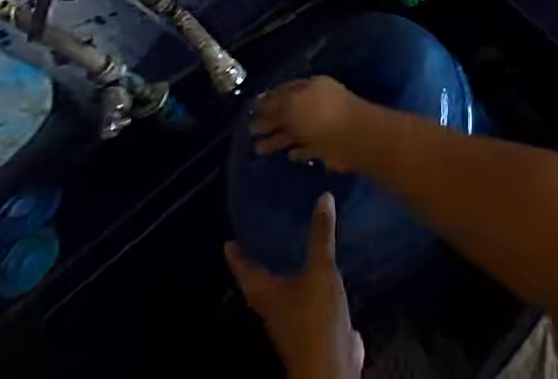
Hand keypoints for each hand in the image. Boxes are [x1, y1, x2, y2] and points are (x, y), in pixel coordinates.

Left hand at [225, 192, 364, 378]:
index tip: (228, 244)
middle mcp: (273, 307)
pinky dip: (304, 284)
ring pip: (280, 292)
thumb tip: (323, 196)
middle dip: (257, 266)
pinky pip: (302, 299)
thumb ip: (321, 236)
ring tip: (288, 252)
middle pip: (258, 285)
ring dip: (281, 274)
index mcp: (267, 293)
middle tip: (259, 242)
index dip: (237, 257)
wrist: (329, 366)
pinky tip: (318, 273)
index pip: (245, 272)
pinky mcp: (309, 326)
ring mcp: (290, 319)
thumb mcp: (320, 271)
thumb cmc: (314, 318)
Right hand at [251, 76, 374, 173]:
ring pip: (295, 132)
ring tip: (259, 150)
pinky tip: (288, 156)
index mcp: (310, 88)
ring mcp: (322, 126)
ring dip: (277, 140)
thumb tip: (260, 103)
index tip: (253, 108)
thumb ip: (275, 104)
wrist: (351, 137)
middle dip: (270, 121)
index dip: (269, 99)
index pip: (286, 90)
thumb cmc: (319, 114)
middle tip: (251, 131)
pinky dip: (298, 152)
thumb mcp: (292, 103)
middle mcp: (316, 105)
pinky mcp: (327, 146)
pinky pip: (308, 148)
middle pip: (289, 113)